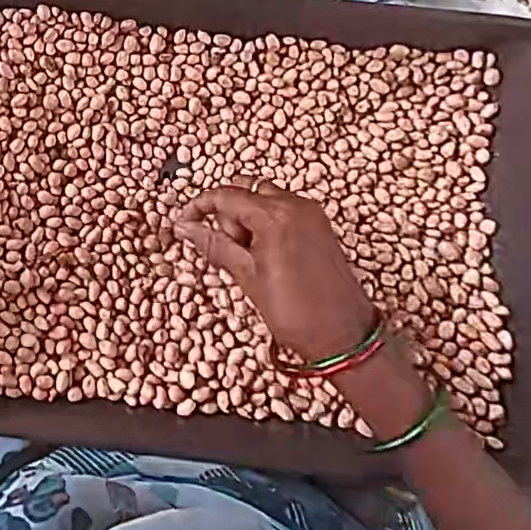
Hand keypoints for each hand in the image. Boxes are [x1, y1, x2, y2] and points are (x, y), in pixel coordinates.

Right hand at [171, 182, 375, 360]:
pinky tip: (265, 257)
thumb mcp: (246, 275)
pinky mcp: (320, 227)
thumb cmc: (299, 312)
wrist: (345, 337)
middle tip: (229, 250)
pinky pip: (282, 212)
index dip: (199, 206)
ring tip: (249, 259)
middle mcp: (297, 207)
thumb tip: (185, 226)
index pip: (226, 196)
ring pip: (263, 200)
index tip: (186, 220)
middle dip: (228, 216)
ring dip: (247, 221)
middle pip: (245, 192)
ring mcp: (312, 215)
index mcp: (276, 216)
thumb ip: (213, 243)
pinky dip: (266, 226)